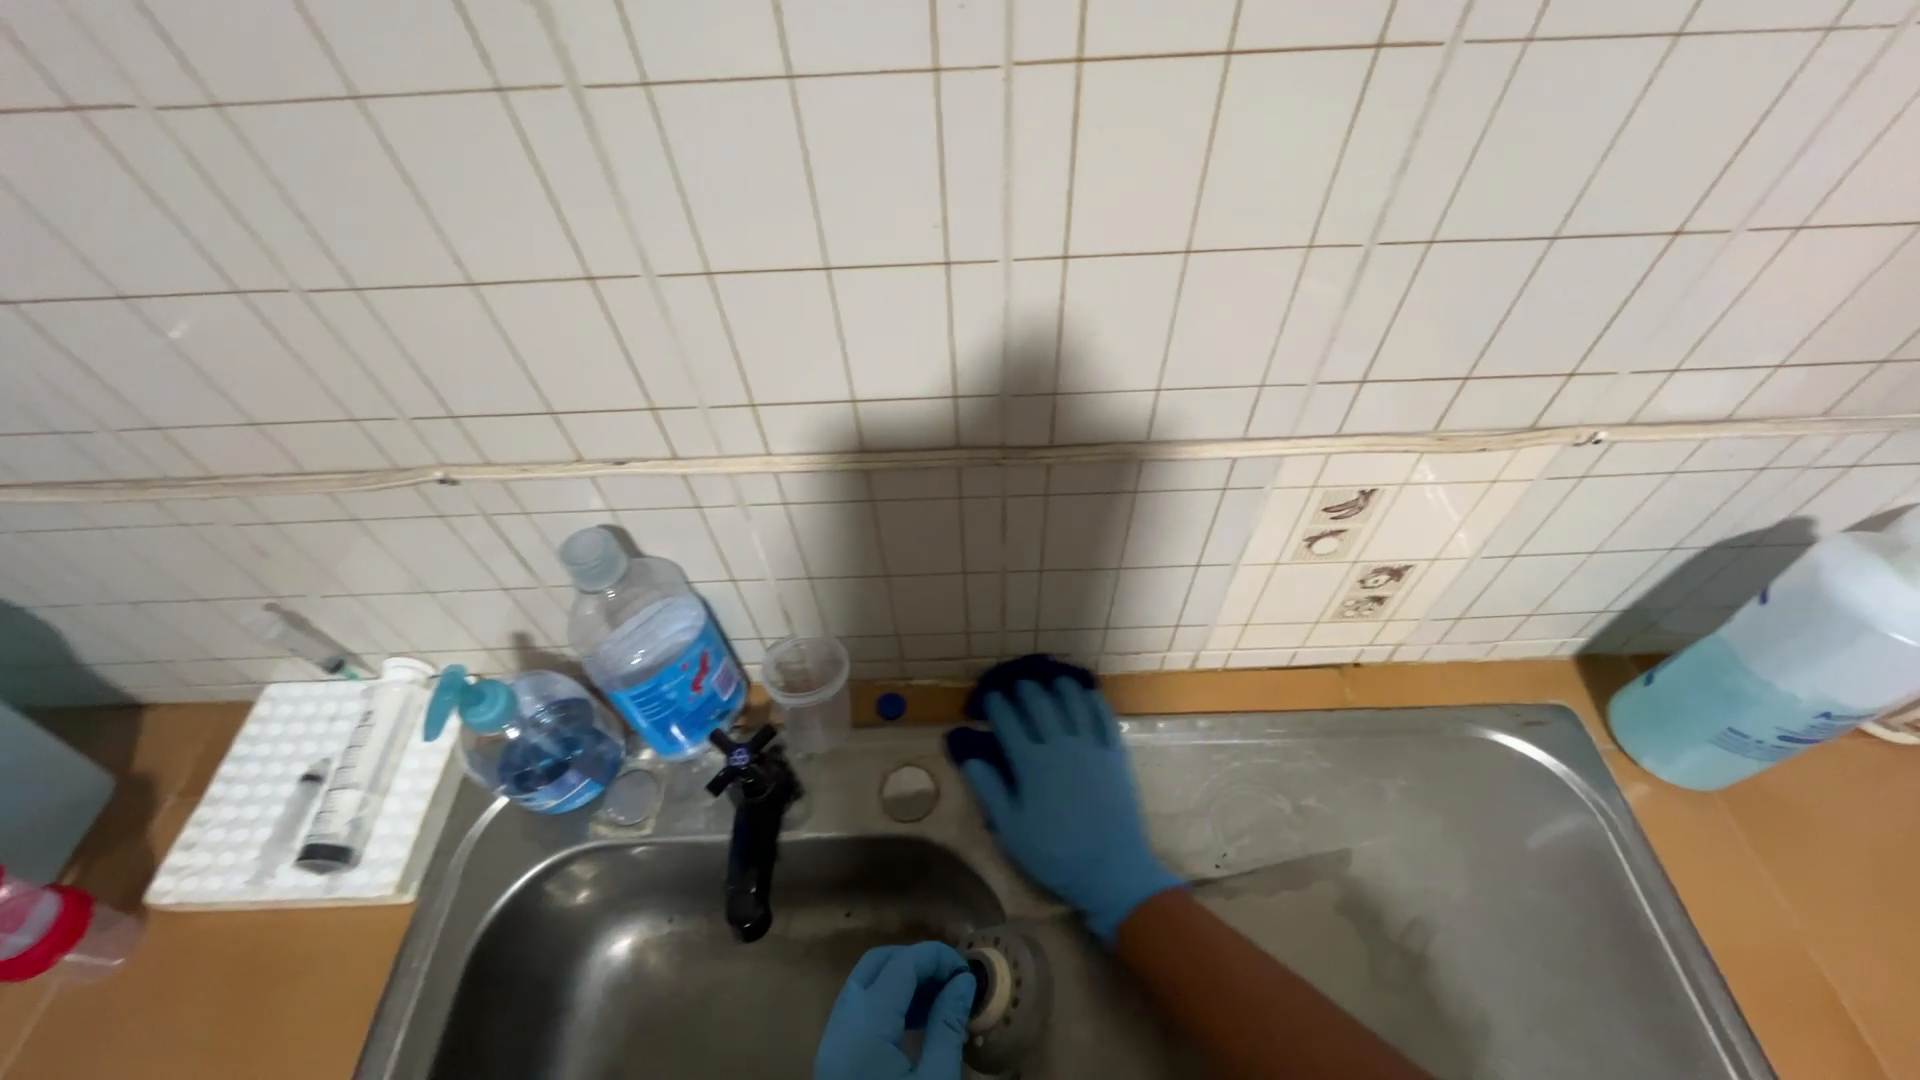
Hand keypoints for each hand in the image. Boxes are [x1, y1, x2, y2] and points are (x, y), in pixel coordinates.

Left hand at [815, 942, 975, 1079]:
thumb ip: (947, 1026)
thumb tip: (962, 982)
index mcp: (865, 1028)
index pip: (902, 965)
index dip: (936, 958)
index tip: (967, 972)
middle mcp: (841, 1025)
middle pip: (875, 964)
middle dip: (916, 962)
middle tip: (952, 980)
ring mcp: (831, 1042)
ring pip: (864, 985)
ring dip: (902, 980)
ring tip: (941, 1000)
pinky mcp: (833, 1059)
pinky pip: (858, 1011)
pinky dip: (887, 1002)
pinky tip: (917, 1022)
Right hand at [959, 677, 1182, 941]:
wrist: (1111, 869)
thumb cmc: (1055, 854)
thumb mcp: (1011, 830)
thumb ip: (990, 789)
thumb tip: (969, 755)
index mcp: (1031, 763)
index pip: (1009, 722)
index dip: (997, 705)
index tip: (989, 696)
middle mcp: (1060, 745)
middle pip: (1039, 704)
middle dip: (1024, 689)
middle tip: (1016, 682)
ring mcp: (1091, 746)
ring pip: (1072, 702)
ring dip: (1058, 686)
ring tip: (1050, 678)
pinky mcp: (1115, 753)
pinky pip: (1103, 716)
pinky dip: (1092, 699)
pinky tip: (1086, 692)